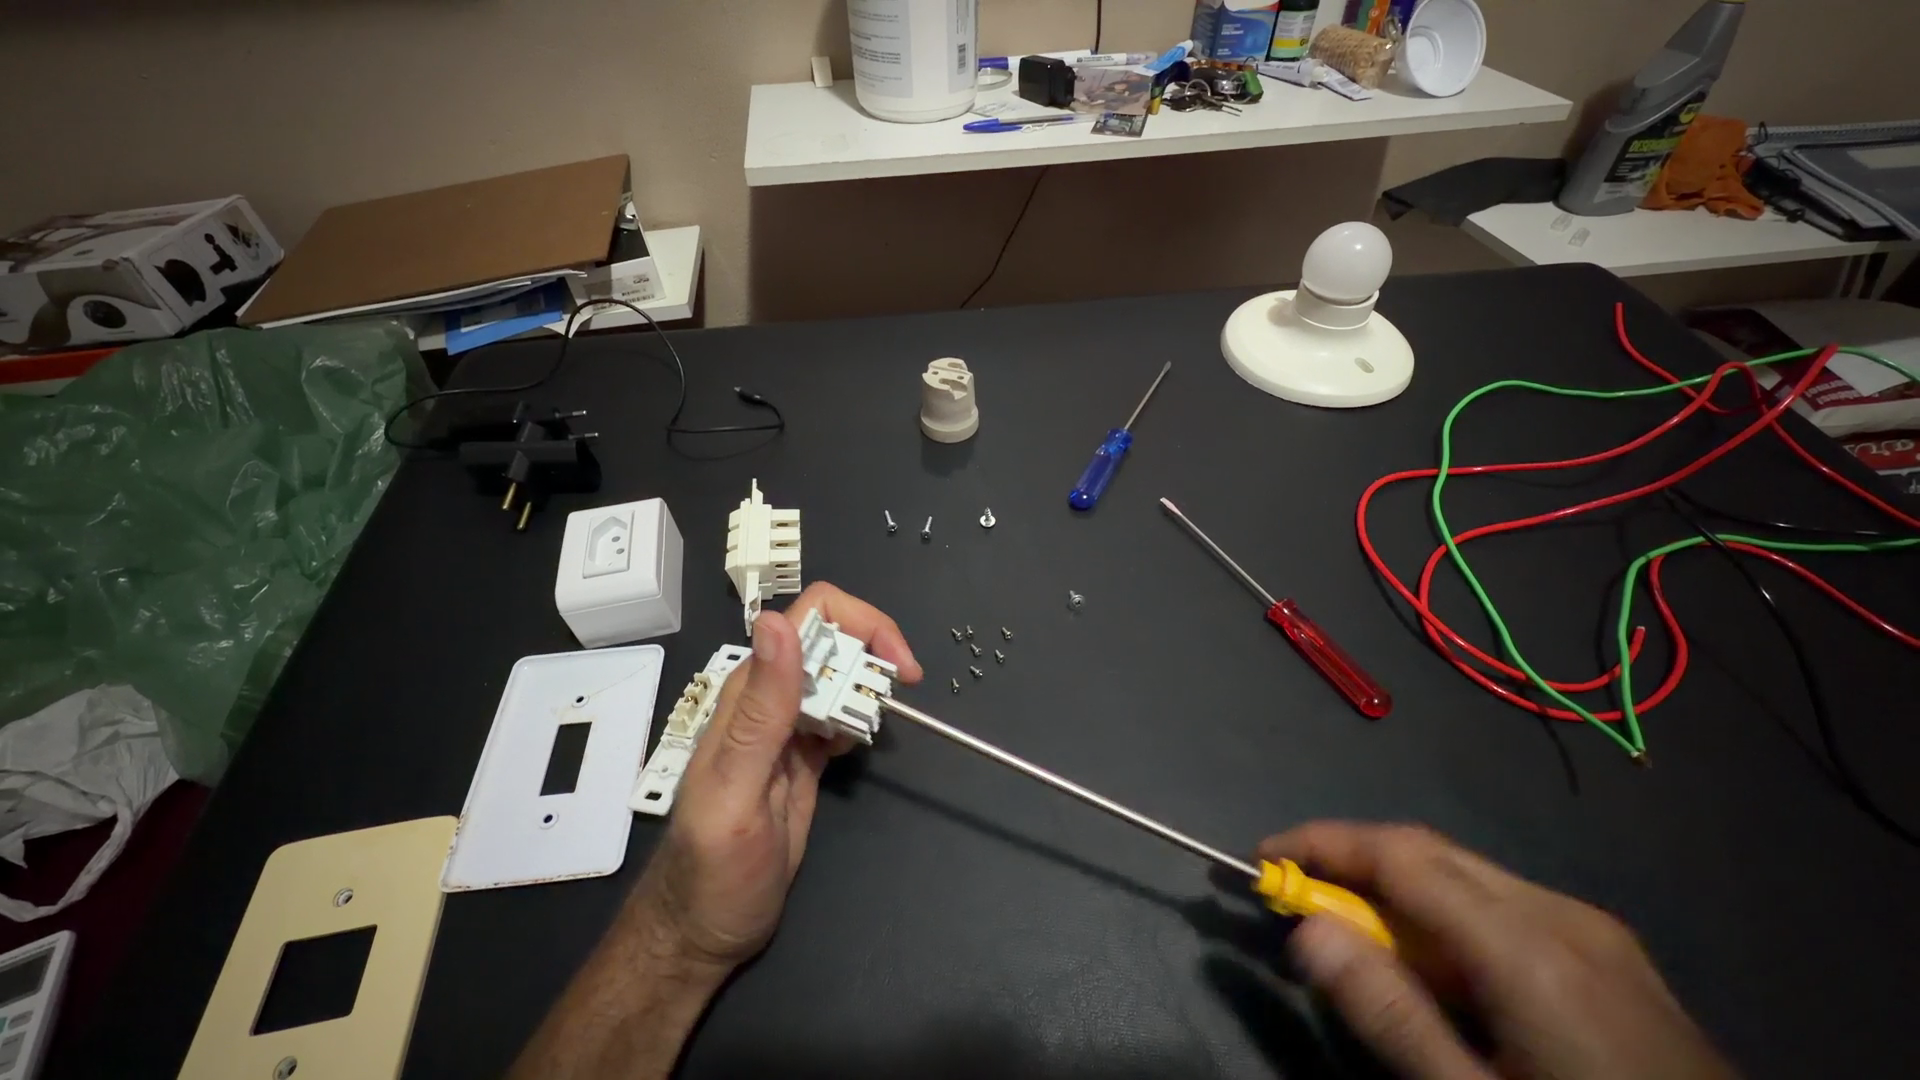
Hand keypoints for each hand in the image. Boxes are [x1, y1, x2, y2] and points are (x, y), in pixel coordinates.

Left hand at [629, 582, 921, 970]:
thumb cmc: (714, 870)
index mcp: (750, 693)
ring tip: (885, 719)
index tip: (897, 666)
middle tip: (901, 693)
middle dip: (874, 652)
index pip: (809, 619)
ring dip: (869, 685)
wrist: (704, 929)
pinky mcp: (800, 755)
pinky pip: (836, 713)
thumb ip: (759, 711)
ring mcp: (786, 727)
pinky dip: (860, 716)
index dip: (861, 625)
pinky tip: (864, 739)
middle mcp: (768, 698)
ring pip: (837, 674)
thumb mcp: (736, 790)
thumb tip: (777, 623)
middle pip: (831, 639)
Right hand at [1260, 823, 1737, 1079]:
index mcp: (1527, 947)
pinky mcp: (1611, 952)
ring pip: (1465, 874)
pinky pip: (1503, 903)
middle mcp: (1560, 914)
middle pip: (1429, 852)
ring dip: (1396, 889)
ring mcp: (1595, 930)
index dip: (1320, 843)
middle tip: (1295, 900)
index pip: (1399, 855)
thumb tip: (1307, 929)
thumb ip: (1389, 1015)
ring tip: (1359, 942)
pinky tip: (1439, 967)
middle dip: (1351, 861)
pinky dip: (1444, 913)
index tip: (1259, 860)